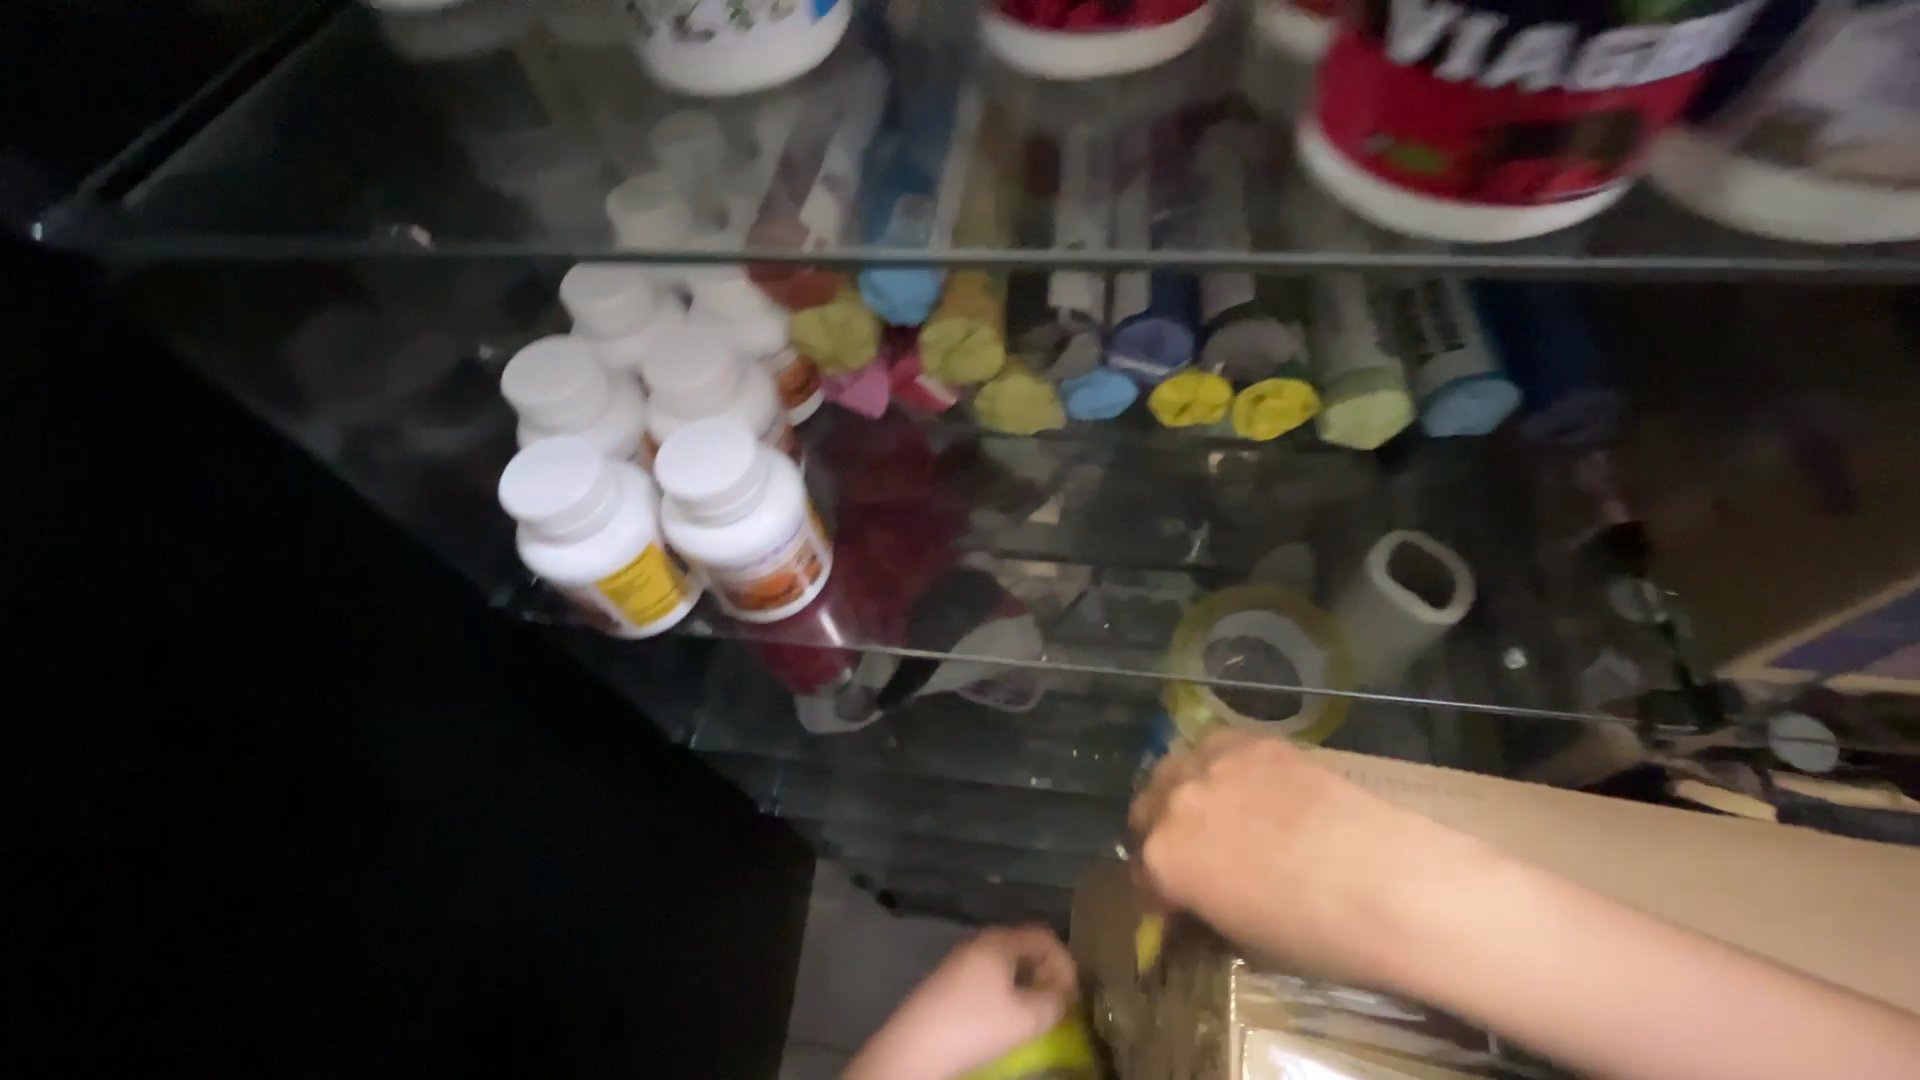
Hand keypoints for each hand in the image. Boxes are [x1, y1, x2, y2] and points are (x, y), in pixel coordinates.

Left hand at [844, 925, 1076, 1079]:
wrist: (916, 1045)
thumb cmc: (975, 1024)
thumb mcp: (1025, 1019)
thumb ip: (1052, 1003)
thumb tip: (1061, 996)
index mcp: (1000, 941)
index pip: (1043, 936)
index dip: (1065, 962)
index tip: (1074, 994)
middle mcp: (980, 941)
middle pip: (1023, 944)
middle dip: (1046, 970)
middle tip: (1058, 1000)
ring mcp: (961, 959)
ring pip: (1005, 960)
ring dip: (1026, 980)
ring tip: (1035, 1010)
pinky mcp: (949, 980)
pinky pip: (988, 973)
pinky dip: (1006, 988)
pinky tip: (1005, 1014)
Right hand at [1129, 729, 1490, 985]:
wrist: (1383, 882)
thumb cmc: (1315, 934)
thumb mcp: (1241, 938)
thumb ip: (1203, 908)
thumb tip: (1199, 901)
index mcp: (1162, 859)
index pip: (1141, 872)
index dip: (1158, 891)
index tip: (1175, 903)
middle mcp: (1174, 803)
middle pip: (1147, 808)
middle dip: (1160, 831)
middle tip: (1191, 854)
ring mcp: (1212, 766)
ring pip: (1174, 768)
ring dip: (1182, 790)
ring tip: (1213, 810)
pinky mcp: (1253, 742)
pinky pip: (1216, 746)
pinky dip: (1220, 764)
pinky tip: (1247, 783)